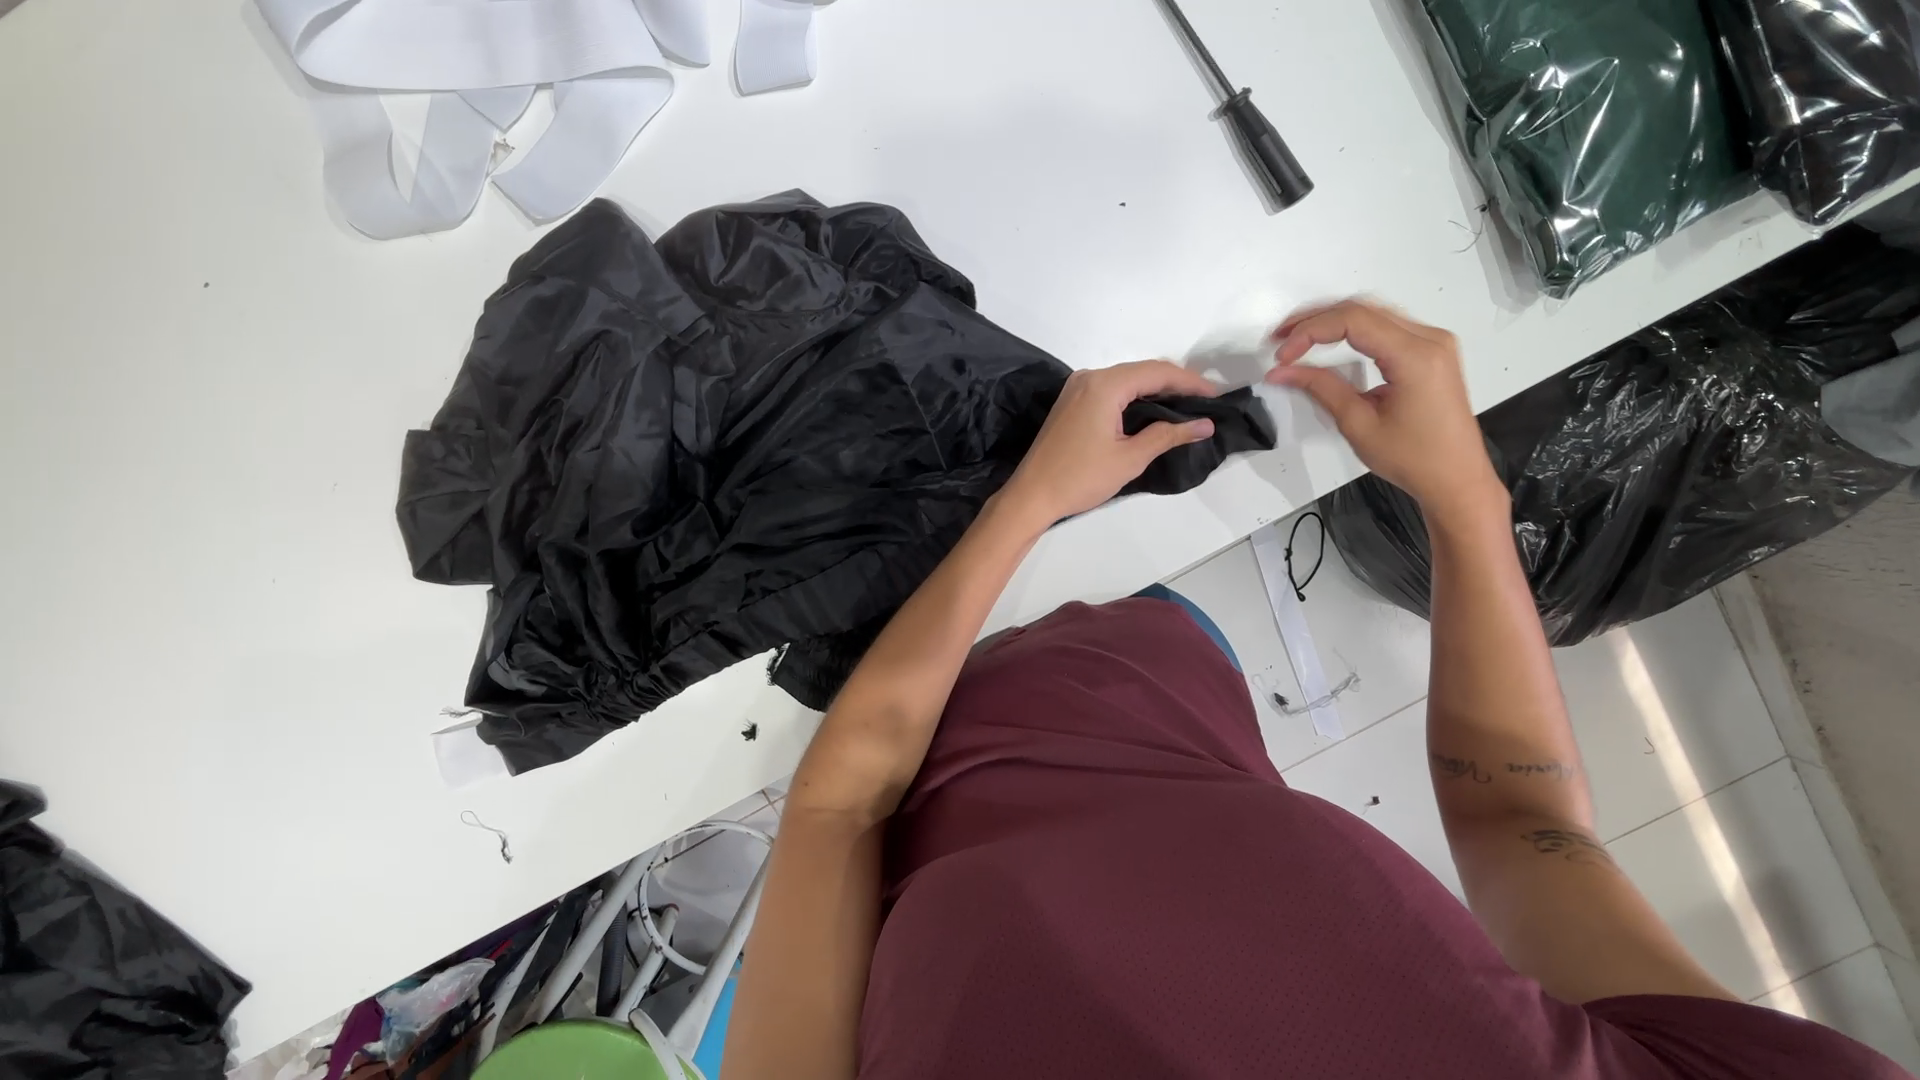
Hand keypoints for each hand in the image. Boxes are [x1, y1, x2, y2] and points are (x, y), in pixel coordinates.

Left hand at [1002, 360, 1219, 524]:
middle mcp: (1089, 378)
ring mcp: (1077, 388)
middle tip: (1205, 402)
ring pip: (1126, 379)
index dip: (1190, 382)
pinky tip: (1153, 411)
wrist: (1031, 495)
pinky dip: (1134, 397)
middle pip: (1142, 371)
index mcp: (1104, 385)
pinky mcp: (1071, 402)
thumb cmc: (1080, 478)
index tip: (1215, 396)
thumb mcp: (1130, 458)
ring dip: (1155, 389)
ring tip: (1186, 406)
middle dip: (1175, 383)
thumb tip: (1204, 424)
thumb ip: (1168, 435)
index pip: (1157, 372)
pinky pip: (1111, 390)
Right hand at [1264, 298, 1503, 519]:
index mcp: (1416, 356)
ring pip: (1374, 312)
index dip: (1310, 331)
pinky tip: (1330, 341)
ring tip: (1298, 337)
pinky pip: (1387, 326)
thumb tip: (1281, 372)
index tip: (1282, 356)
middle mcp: (1430, 339)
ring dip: (1333, 320)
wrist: (1456, 478)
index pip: (1353, 321)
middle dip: (1316, 318)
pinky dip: (1354, 329)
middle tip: (1281, 338)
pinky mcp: (1431, 352)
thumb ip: (1320, 388)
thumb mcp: (1358, 424)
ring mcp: (1434, 343)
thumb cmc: (1413, 458)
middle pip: (1363, 308)